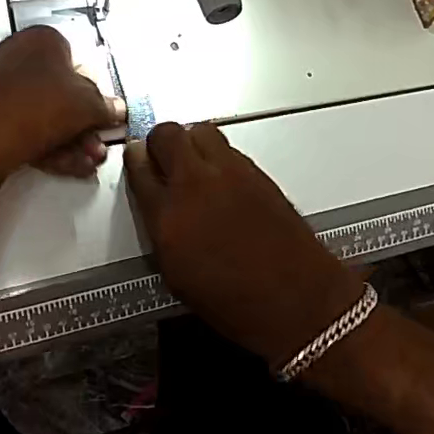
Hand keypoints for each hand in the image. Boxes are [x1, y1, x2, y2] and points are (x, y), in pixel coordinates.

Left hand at [0, 27, 126, 179]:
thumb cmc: (35, 107)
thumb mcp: (86, 105)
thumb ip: (105, 106)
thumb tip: (115, 108)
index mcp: (41, 39)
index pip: (79, 62)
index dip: (95, 92)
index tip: (104, 116)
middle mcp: (16, 56)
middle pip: (61, 94)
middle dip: (83, 127)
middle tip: (97, 148)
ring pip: (44, 116)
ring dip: (71, 142)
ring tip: (86, 163)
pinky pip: (23, 129)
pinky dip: (46, 147)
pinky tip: (65, 166)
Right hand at [125, 121, 362, 368]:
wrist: (299, 302)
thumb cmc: (238, 302)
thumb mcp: (177, 275)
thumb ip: (158, 230)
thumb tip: (154, 207)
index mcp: (168, 218)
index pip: (139, 168)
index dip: (134, 160)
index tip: (135, 158)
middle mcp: (196, 187)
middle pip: (166, 135)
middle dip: (158, 141)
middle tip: (159, 153)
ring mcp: (229, 174)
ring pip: (199, 131)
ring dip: (189, 141)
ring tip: (190, 159)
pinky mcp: (257, 173)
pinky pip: (227, 147)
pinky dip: (216, 154)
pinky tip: (218, 176)